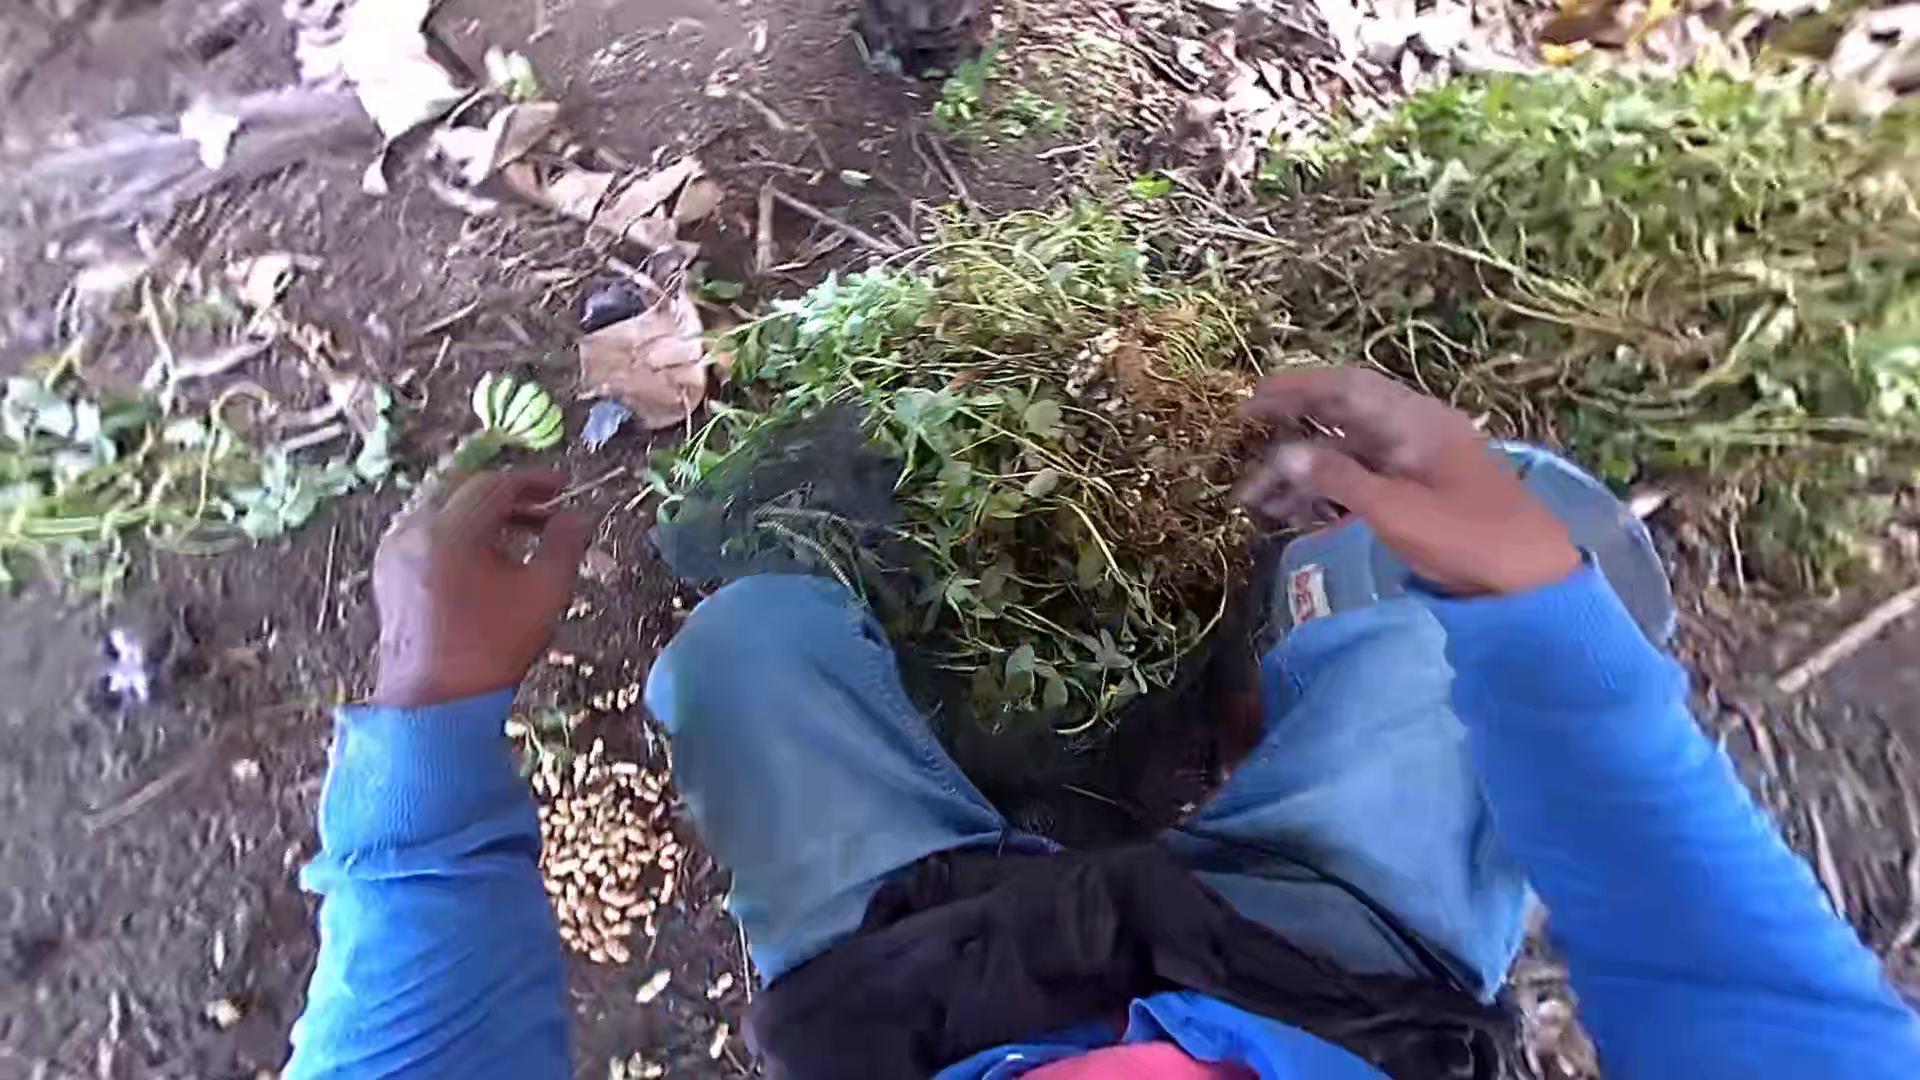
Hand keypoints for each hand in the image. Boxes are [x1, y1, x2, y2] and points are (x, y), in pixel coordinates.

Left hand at [369, 470, 595, 705]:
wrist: (436, 699)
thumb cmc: (497, 642)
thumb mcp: (546, 589)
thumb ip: (566, 543)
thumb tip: (584, 513)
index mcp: (451, 533)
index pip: (494, 485)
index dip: (534, 481)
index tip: (566, 486)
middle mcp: (414, 531)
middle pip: (463, 487)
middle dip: (511, 491)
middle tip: (548, 504)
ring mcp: (396, 550)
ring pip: (445, 506)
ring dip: (489, 509)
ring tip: (529, 531)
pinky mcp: (391, 570)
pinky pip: (431, 528)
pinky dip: (466, 526)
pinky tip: (495, 552)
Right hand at [1238, 368, 1579, 595]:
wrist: (1524, 577)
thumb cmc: (1465, 536)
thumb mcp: (1395, 508)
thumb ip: (1337, 477)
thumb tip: (1282, 454)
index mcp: (1413, 423)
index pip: (1346, 388)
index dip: (1296, 387)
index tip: (1254, 398)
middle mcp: (1406, 432)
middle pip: (1335, 415)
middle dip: (1287, 423)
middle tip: (1245, 429)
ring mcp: (1403, 460)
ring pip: (1336, 451)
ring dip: (1294, 471)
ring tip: (1253, 498)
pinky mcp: (1401, 487)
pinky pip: (1348, 478)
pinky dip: (1315, 491)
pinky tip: (1286, 511)